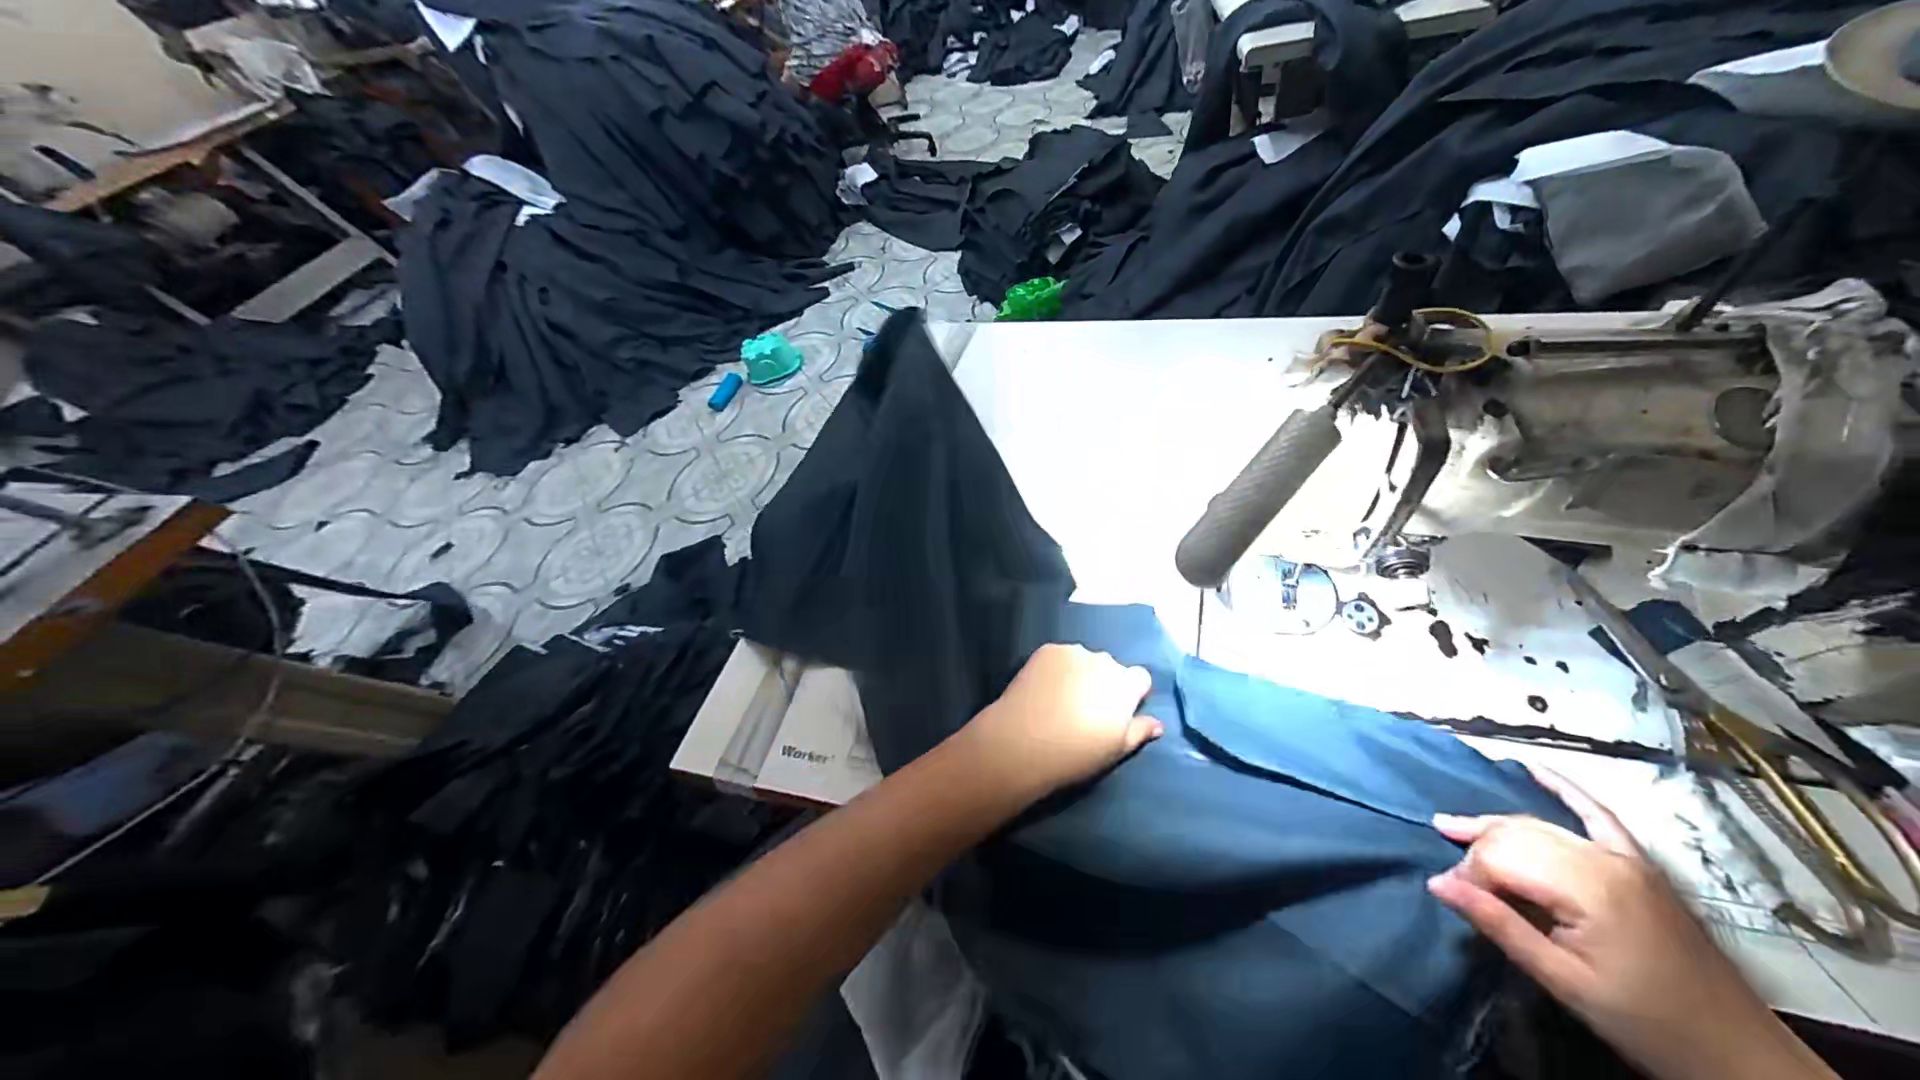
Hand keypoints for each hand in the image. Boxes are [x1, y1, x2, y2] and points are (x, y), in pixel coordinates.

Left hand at [949, 644, 1162, 805]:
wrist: (1023, 742)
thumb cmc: (1076, 753)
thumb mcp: (1116, 750)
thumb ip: (1139, 731)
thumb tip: (1157, 724)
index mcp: (1126, 685)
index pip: (1140, 678)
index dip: (1130, 694)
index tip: (1116, 712)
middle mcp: (1104, 661)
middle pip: (1111, 667)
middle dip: (1104, 682)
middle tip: (1086, 708)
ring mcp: (1074, 652)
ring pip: (1084, 660)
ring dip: (1080, 673)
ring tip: (1061, 699)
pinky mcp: (1047, 650)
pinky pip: (1060, 656)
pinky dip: (1056, 668)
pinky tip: (1044, 689)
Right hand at [1428, 766, 1835, 1079]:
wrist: (1736, 1052)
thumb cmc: (1644, 1021)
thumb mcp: (1563, 981)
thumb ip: (1499, 925)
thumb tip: (1437, 882)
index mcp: (1589, 889)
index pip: (1501, 857)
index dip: (1469, 874)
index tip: (1457, 899)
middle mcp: (1606, 860)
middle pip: (1517, 833)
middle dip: (1477, 850)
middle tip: (1453, 878)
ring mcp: (1626, 858)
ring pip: (1541, 824)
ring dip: (1498, 826)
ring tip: (1453, 828)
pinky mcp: (1640, 864)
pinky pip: (1597, 815)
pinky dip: (1565, 790)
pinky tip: (1535, 770)